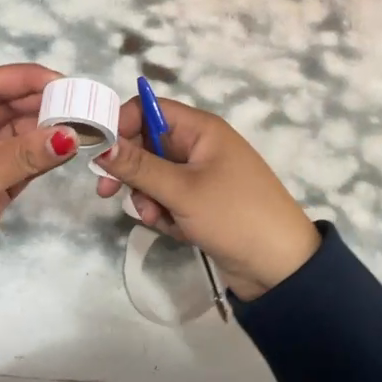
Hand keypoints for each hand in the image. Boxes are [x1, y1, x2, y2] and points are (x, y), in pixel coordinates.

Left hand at [0, 64, 79, 251]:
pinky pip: (23, 162)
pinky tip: (67, 150)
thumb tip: (72, 136)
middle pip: (7, 108)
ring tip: (82, 126)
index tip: (62, 80)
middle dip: (41, 105)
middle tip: (79, 105)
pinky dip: (43, 157)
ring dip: (46, 131)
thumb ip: (25, 154)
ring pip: (18, 136)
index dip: (25, 79)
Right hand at [93, 98, 319, 300]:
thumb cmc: (234, 216)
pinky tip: (176, 231)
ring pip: (155, 176)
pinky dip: (165, 214)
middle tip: (107, 192)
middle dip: (131, 170)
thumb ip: (138, 166)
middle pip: (148, 144)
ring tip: (157, 219)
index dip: (122, 125)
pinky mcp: (203, 204)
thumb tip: (100, 143)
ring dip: (148, 197)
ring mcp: (202, 176)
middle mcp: (200, 147)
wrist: (283, 270)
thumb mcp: (181, 190)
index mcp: (201, 129)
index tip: (99, 151)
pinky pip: (169, 199)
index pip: (149, 110)